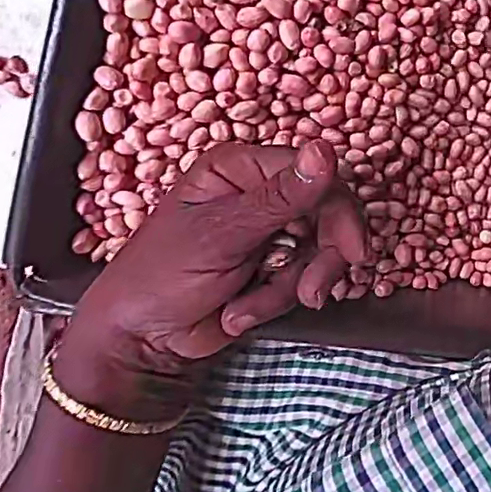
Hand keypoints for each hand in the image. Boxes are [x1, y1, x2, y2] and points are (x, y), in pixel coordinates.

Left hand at [54, 140, 368, 419]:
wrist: (138, 340)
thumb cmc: (161, 275)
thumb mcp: (221, 234)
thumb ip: (280, 198)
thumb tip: (326, 151)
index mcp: (241, 168)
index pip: (313, 172)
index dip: (338, 209)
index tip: (353, 250)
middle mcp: (261, 191)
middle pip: (327, 212)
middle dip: (320, 258)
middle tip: (312, 292)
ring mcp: (270, 230)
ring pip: (320, 249)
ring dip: (292, 286)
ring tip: (251, 307)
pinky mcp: (275, 265)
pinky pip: (303, 277)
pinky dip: (277, 300)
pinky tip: (239, 312)